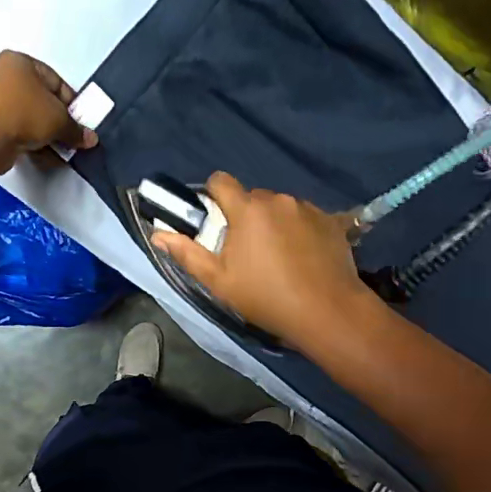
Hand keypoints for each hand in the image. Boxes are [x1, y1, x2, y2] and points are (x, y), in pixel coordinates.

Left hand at [0, 51, 97, 174]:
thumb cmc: (21, 112)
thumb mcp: (58, 120)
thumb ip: (75, 129)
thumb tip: (89, 139)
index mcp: (20, 62)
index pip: (55, 81)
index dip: (71, 104)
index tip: (80, 123)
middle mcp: (3, 76)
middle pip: (40, 101)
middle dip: (57, 123)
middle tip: (70, 140)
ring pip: (27, 119)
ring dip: (44, 136)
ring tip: (57, 152)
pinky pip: (13, 132)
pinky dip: (28, 143)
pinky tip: (40, 156)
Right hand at [150, 172, 377, 347]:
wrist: (326, 310)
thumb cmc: (265, 296)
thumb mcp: (218, 281)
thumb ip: (187, 253)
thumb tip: (158, 234)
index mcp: (247, 209)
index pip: (220, 181)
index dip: (212, 195)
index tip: (214, 220)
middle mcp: (278, 199)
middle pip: (252, 197)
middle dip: (245, 216)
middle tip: (246, 250)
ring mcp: (308, 208)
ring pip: (280, 206)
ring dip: (273, 222)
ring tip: (278, 256)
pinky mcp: (332, 220)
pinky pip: (305, 217)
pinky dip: (299, 229)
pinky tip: (303, 256)